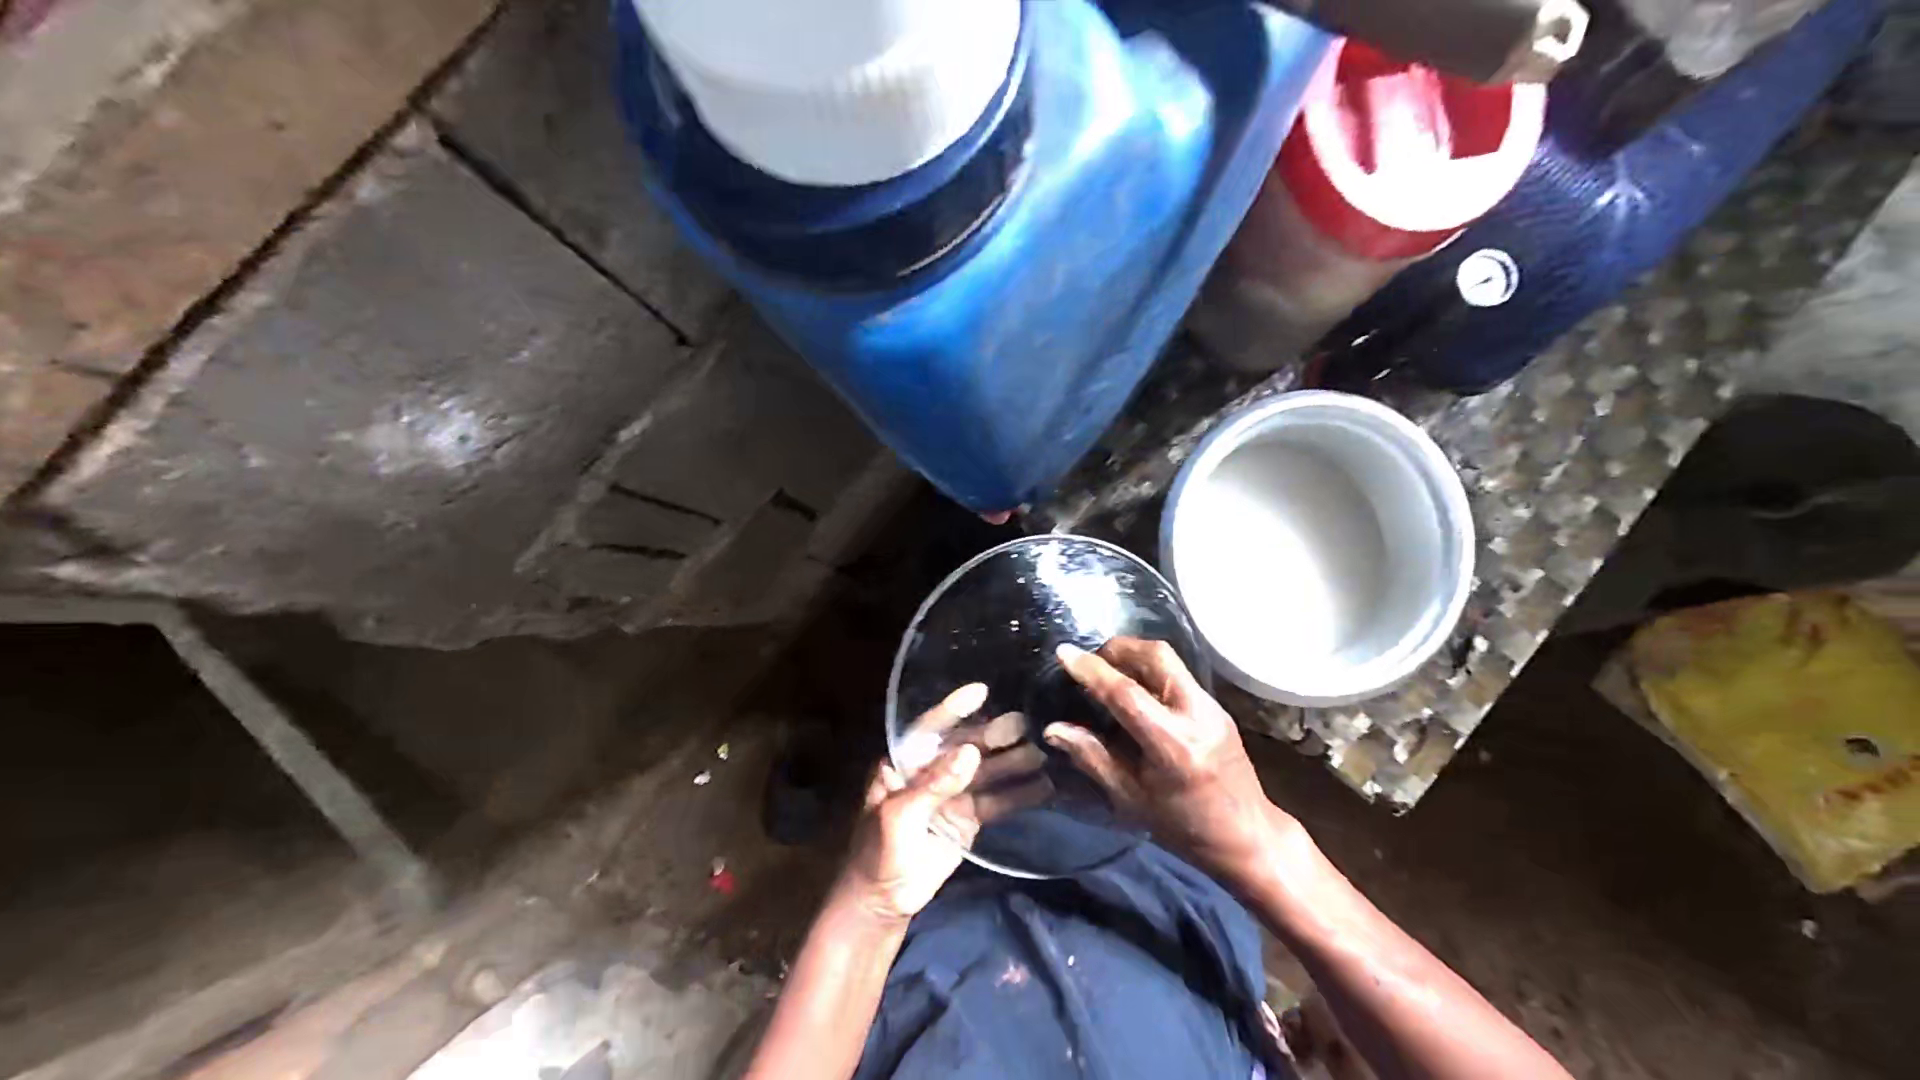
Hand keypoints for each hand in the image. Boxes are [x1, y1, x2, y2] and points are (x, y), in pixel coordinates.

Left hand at [838, 684, 1050, 923]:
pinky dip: (1019, 795)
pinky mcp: (969, 818)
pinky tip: (1044, 787)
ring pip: (986, 772)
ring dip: (1012, 762)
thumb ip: (934, 785)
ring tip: (1042, 753)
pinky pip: (996, 801)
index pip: (930, 728)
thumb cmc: (878, 851)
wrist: (883, 900)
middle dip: (993, 736)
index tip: (980, 692)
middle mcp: (932, 770)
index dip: (953, 709)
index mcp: (906, 762)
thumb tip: (970, 752)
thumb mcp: (899, 817)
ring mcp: (953, 793)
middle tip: (1024, 726)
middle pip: (966, 747)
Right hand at [1046, 638, 1288, 886]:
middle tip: (1091, 662)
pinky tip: (1134, 690)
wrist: (1248, 837)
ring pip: (1169, 660)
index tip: (1064, 653)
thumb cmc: (1183, 827)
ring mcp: (1212, 707)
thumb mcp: (1130, 799)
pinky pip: (1178, 674)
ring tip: (1108, 671)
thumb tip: (1053, 728)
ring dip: (1134, 656)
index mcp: (1173, 745)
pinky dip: (1150, 671)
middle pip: (1156, 656)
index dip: (1092, 670)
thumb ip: (1091, 757)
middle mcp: (1197, 715)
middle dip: (1118, 649)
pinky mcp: (1217, 707)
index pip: (1126, 693)